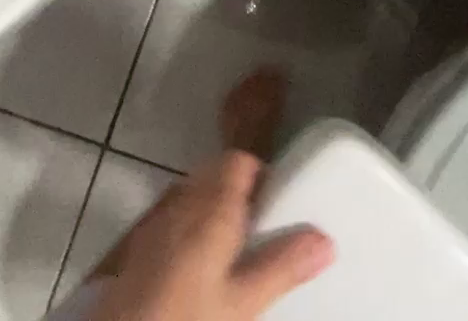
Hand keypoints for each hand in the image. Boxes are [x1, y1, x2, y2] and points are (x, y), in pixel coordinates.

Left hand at [89, 151, 333, 320]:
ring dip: (214, 205)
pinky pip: (174, 215)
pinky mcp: (141, 244)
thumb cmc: (188, 314)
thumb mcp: (244, 301)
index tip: (278, 203)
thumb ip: (283, 266)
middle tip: (262, 228)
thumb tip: (325, 240)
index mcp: (212, 205)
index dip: (261, 174)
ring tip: (235, 246)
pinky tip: (199, 262)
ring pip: (193, 192)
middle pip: (215, 173)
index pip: (239, 161)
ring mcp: (157, 221)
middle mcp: (182, 202)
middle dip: (240, 190)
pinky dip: (191, 224)